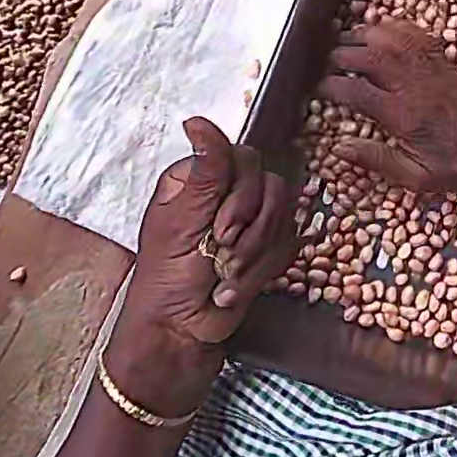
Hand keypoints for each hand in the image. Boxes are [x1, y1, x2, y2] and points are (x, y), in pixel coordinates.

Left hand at [107, 117, 295, 417]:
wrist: (180, 336)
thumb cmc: (168, 278)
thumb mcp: (182, 222)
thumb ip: (205, 171)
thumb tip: (198, 120)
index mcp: (201, 179)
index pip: (246, 160)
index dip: (242, 197)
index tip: (220, 230)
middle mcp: (228, 193)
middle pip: (272, 188)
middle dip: (250, 232)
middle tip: (220, 256)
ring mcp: (250, 220)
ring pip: (283, 218)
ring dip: (254, 256)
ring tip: (224, 279)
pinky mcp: (266, 247)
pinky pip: (288, 245)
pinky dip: (261, 272)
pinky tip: (232, 288)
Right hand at [318, 19, 456, 193]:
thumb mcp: (414, 176)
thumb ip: (375, 159)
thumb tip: (339, 148)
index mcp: (403, 114)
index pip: (356, 91)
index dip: (331, 86)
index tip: (318, 88)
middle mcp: (414, 85)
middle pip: (368, 57)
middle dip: (341, 55)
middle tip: (327, 63)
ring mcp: (431, 70)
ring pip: (391, 39)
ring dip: (364, 36)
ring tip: (346, 40)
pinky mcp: (445, 63)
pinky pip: (417, 35)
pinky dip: (396, 27)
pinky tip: (383, 29)